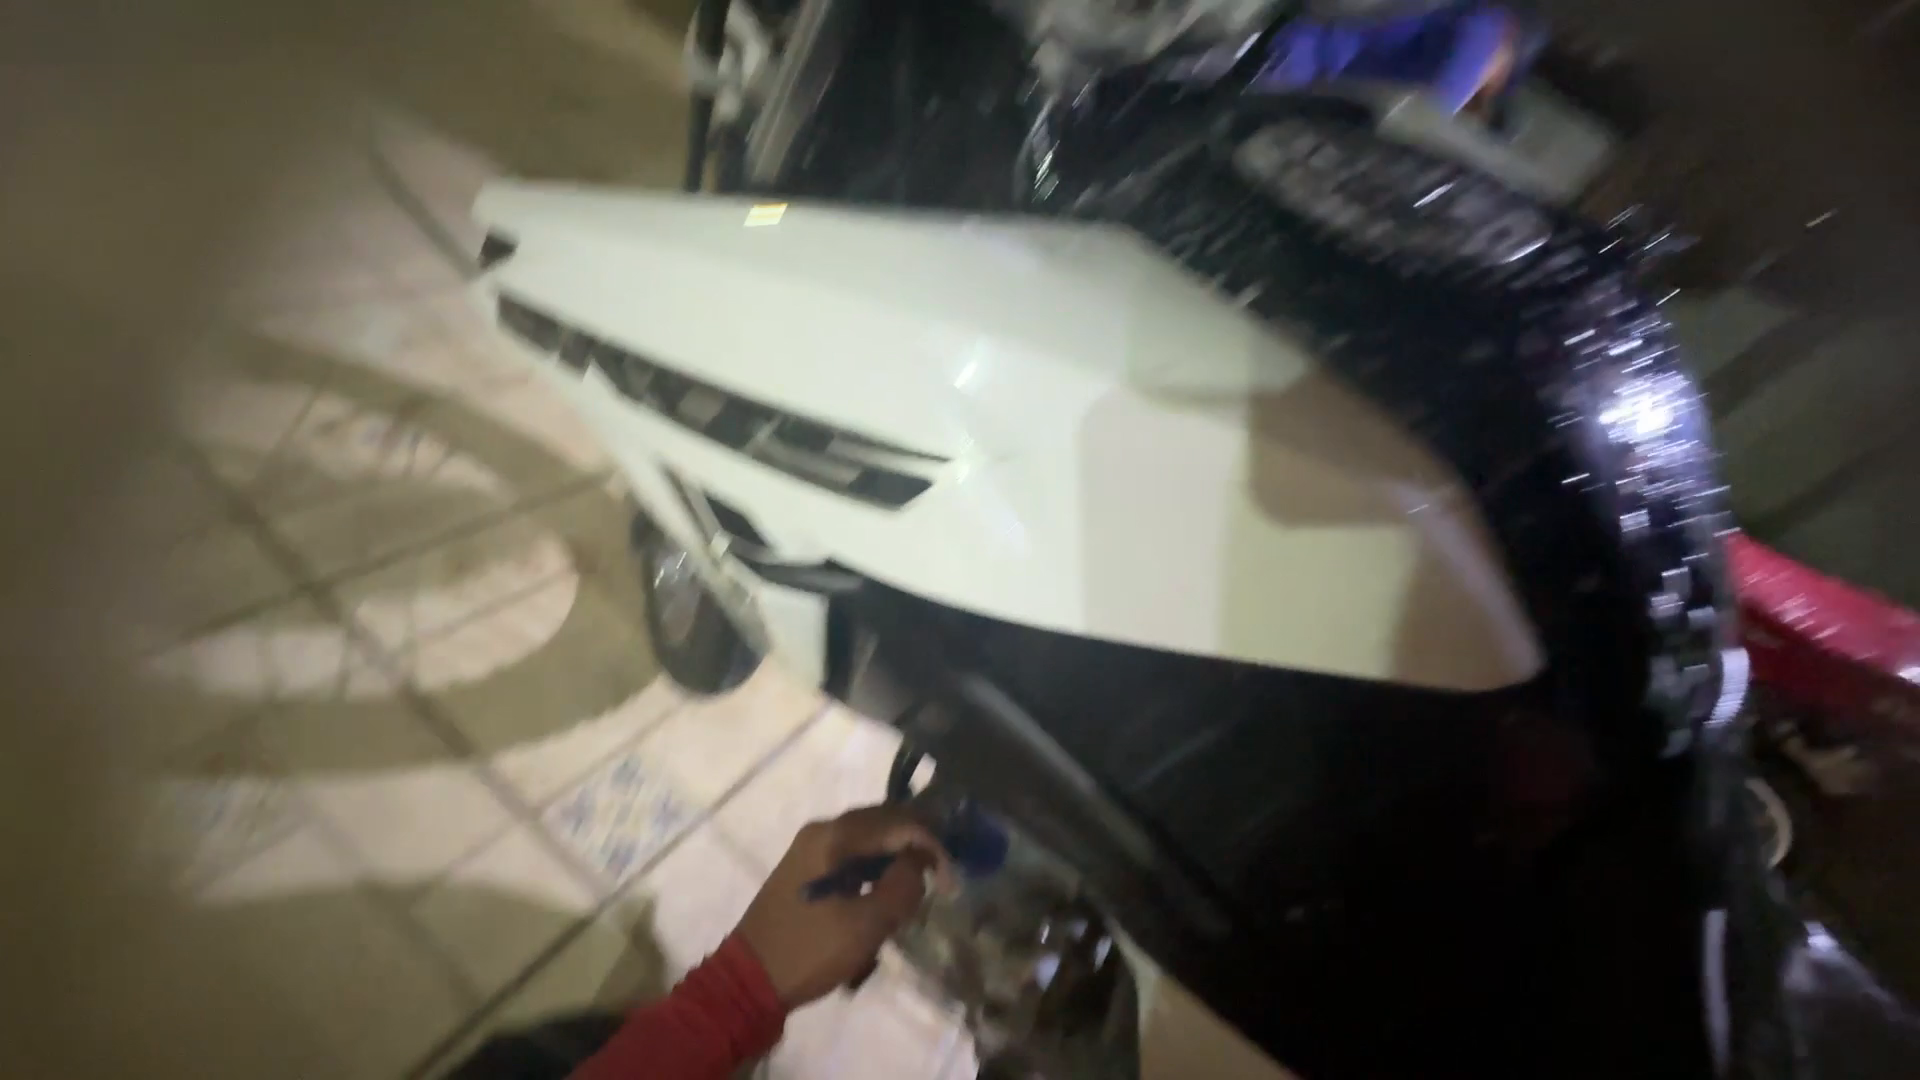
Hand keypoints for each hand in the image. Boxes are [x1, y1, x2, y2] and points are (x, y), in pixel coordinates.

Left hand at [733, 805, 950, 1008]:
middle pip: (882, 822)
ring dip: (895, 855)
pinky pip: (852, 854)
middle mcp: (822, 830)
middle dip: (915, 844)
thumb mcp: (865, 925)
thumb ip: (902, 886)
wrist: (746, 980)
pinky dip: (875, 866)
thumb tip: (921, 862)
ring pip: (868, 838)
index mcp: (834, 836)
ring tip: (918, 883)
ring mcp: (812, 847)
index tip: (951, 878)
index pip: (897, 823)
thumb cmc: (809, 951)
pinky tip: (887, 889)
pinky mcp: (807, 867)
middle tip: (941, 873)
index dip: (930, 845)